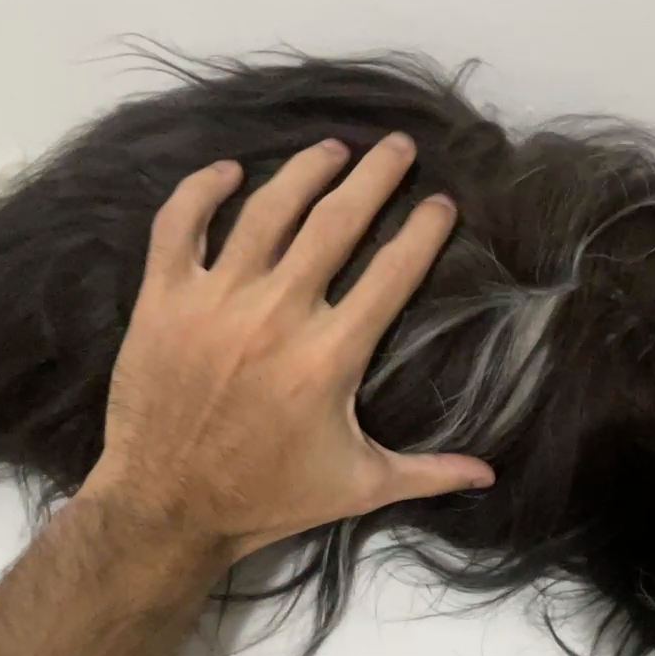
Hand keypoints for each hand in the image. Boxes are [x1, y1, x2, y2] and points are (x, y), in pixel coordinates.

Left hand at [81, 134, 493, 565]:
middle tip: (399, 146)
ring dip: (306, 169)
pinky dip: (203, 189)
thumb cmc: (271, 496)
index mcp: (330, 357)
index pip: (392, 273)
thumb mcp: (361, 487)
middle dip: (376, 176)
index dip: (423, 231)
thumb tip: (491, 475)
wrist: (166, 509)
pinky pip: (179, 225)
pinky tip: (232, 170)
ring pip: (266, 211)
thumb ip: (430, 473)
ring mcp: (214, 302)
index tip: (444, 203)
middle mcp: (276, 316)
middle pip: (336, 222)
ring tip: (335, 147)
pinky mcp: (163, 301)